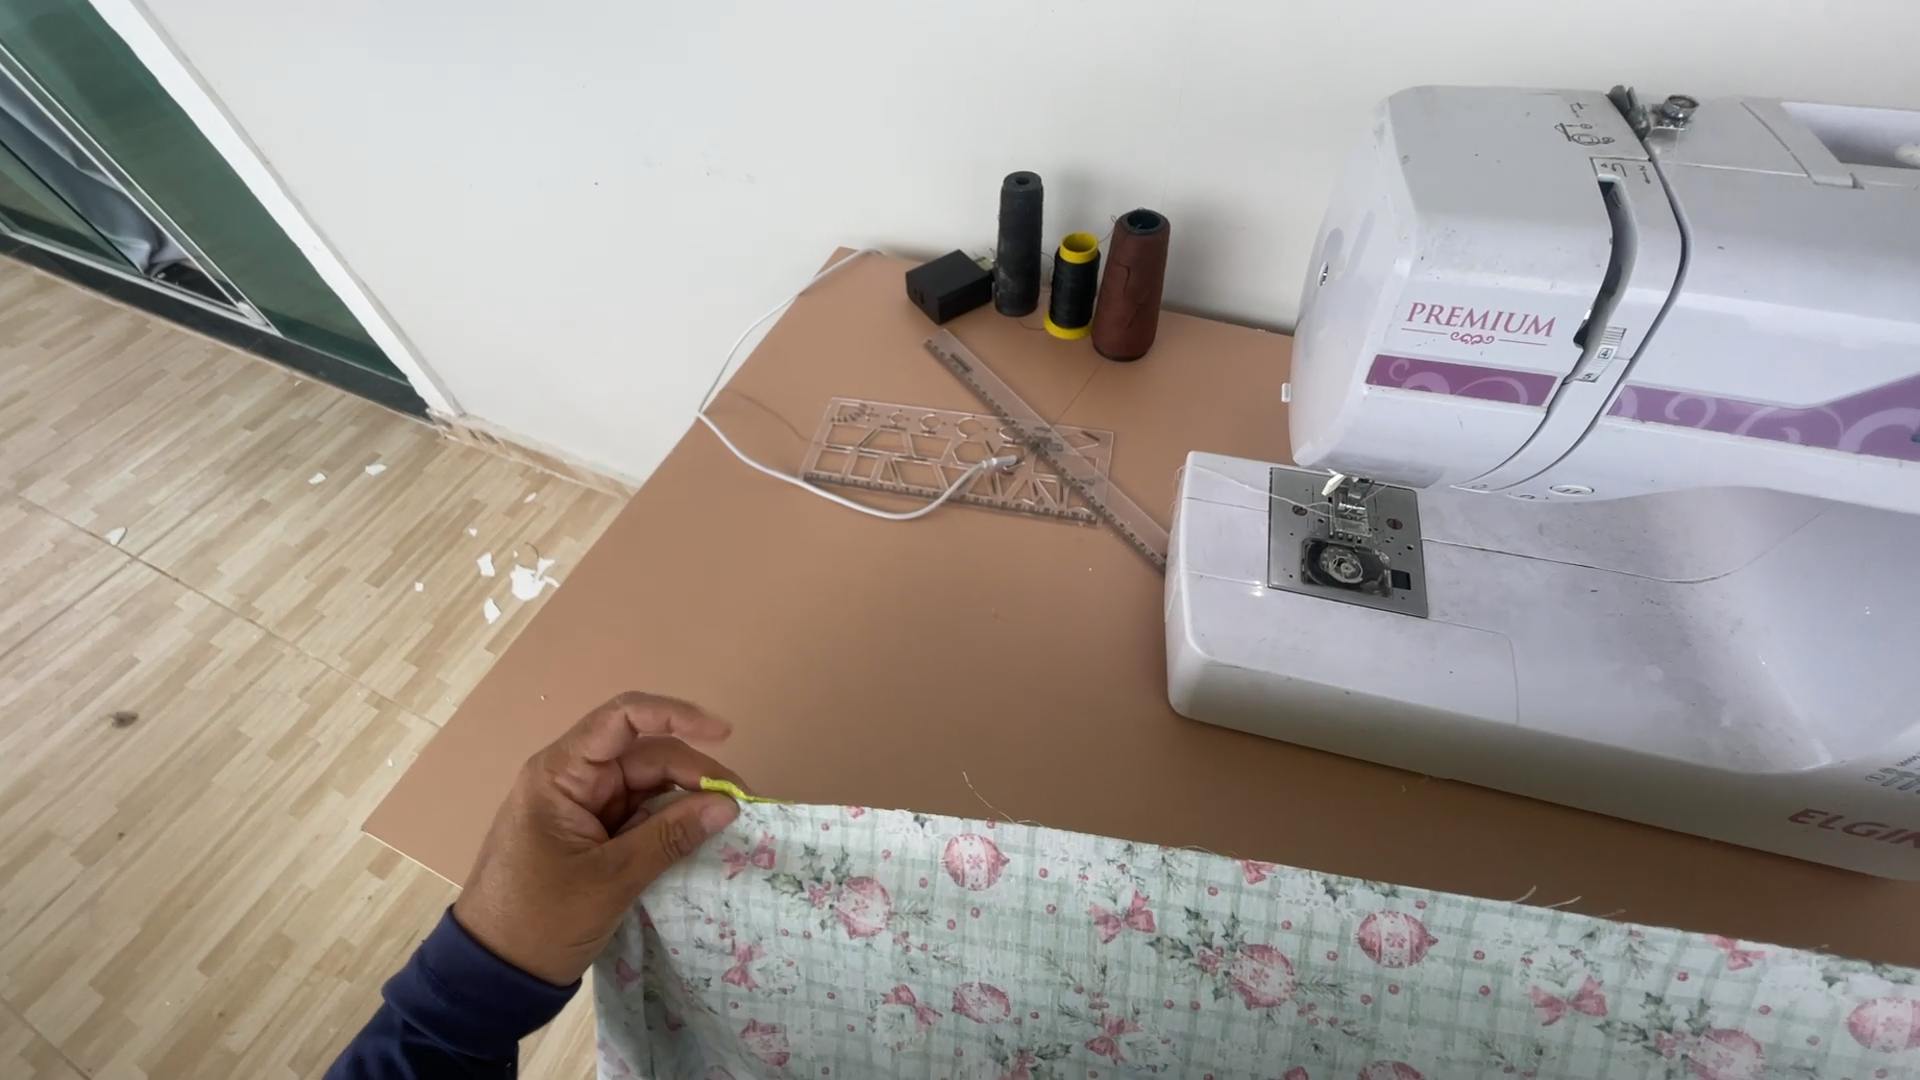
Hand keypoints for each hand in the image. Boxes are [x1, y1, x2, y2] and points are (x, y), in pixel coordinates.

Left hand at [452, 691, 744, 984]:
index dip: (677, 714)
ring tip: (729, 819)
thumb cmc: (538, 922)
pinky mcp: (597, 830)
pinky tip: (703, 832)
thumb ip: (671, 836)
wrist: (489, 983)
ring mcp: (587, 804)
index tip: (724, 733)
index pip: (624, 718)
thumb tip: (729, 805)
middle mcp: (577, 777)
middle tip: (741, 802)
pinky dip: (675, 819)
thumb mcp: (611, 879)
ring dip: (690, 797)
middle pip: (650, 753)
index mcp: (563, 773)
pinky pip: (645, 810)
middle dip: (697, 772)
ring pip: (653, 782)